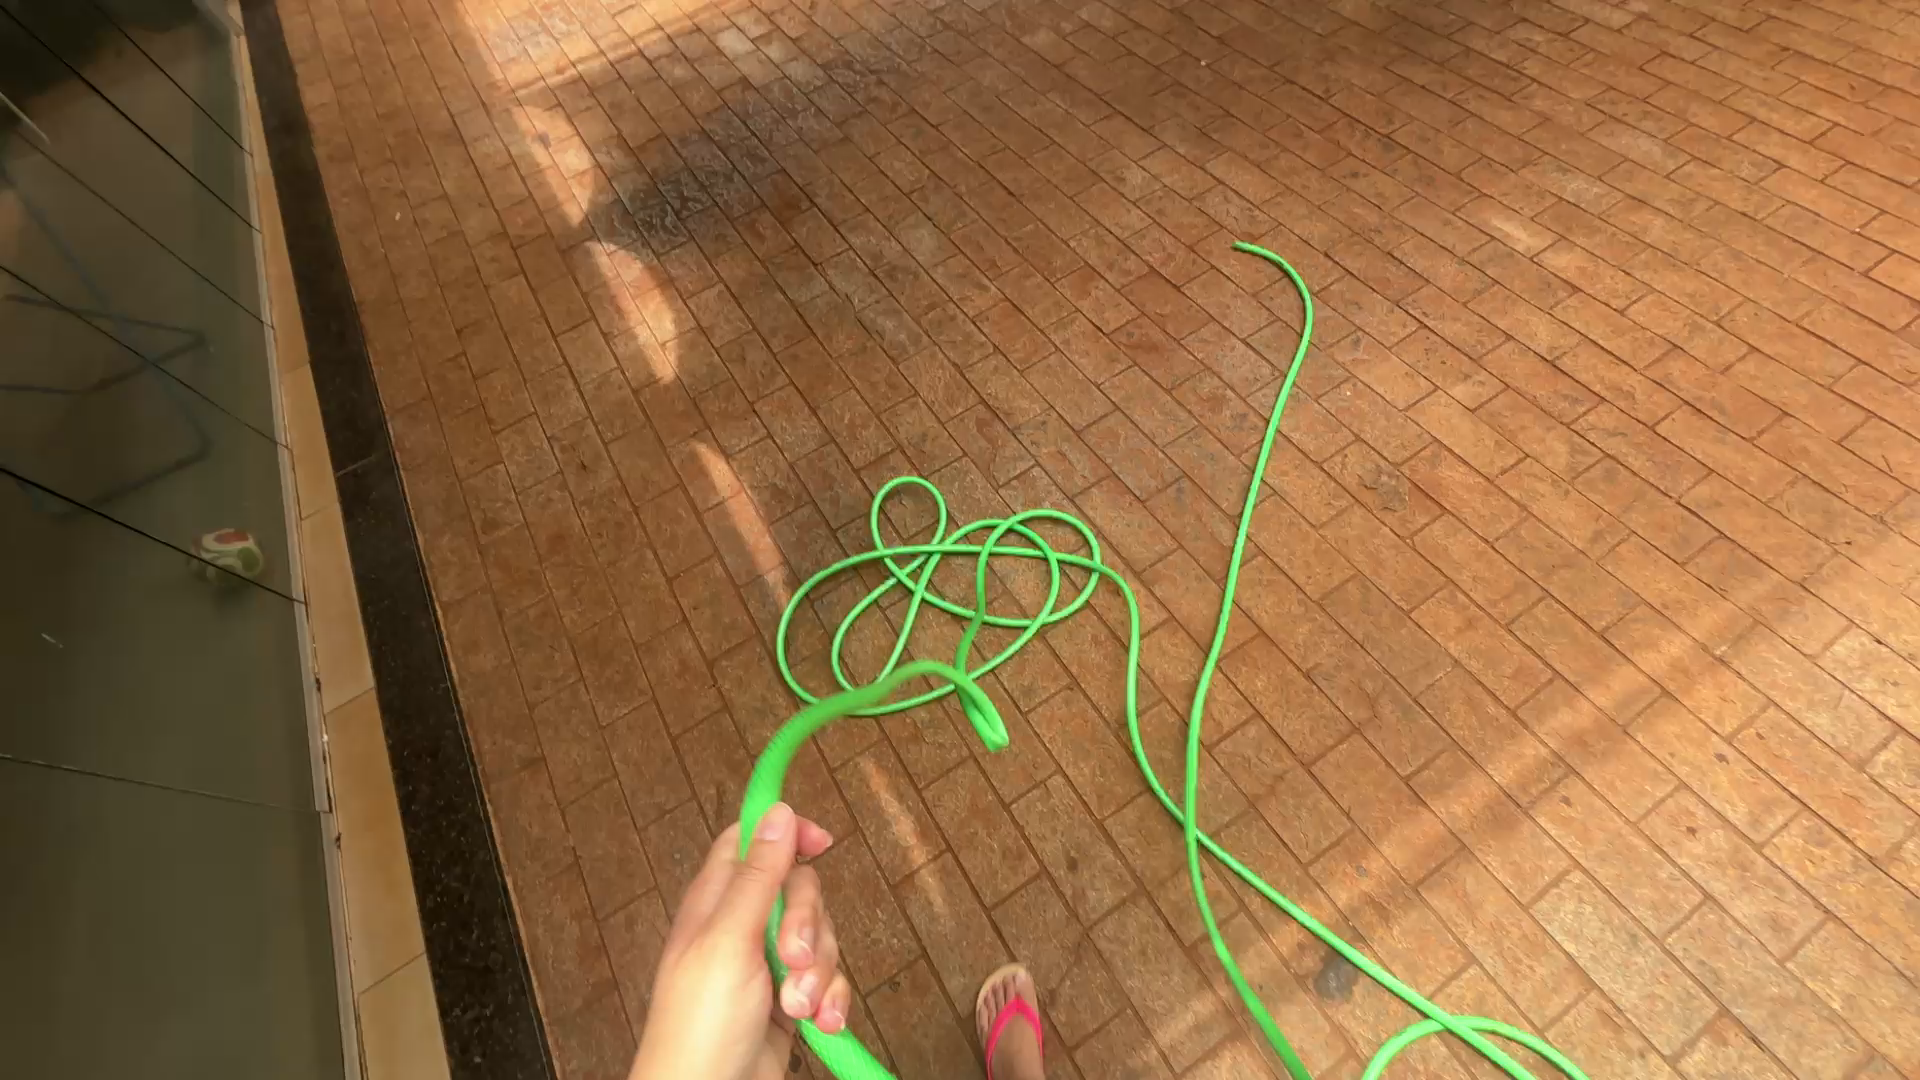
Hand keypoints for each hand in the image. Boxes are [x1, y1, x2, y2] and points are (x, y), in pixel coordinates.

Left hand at [628, 802, 850, 1079]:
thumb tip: (778, 811)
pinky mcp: (791, 996)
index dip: (786, 832)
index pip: (753, 839)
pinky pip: (828, 975)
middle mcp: (744, 924)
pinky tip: (822, 1022)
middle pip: (797, 886)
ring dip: (819, 969)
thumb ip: (758, 875)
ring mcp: (768, 961)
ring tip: (799, 1006)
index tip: (821, 842)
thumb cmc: (700, 1027)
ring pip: (819, 932)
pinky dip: (831, 997)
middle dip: (808, 921)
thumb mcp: (729, 941)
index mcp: (718, 900)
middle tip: (792, 956)